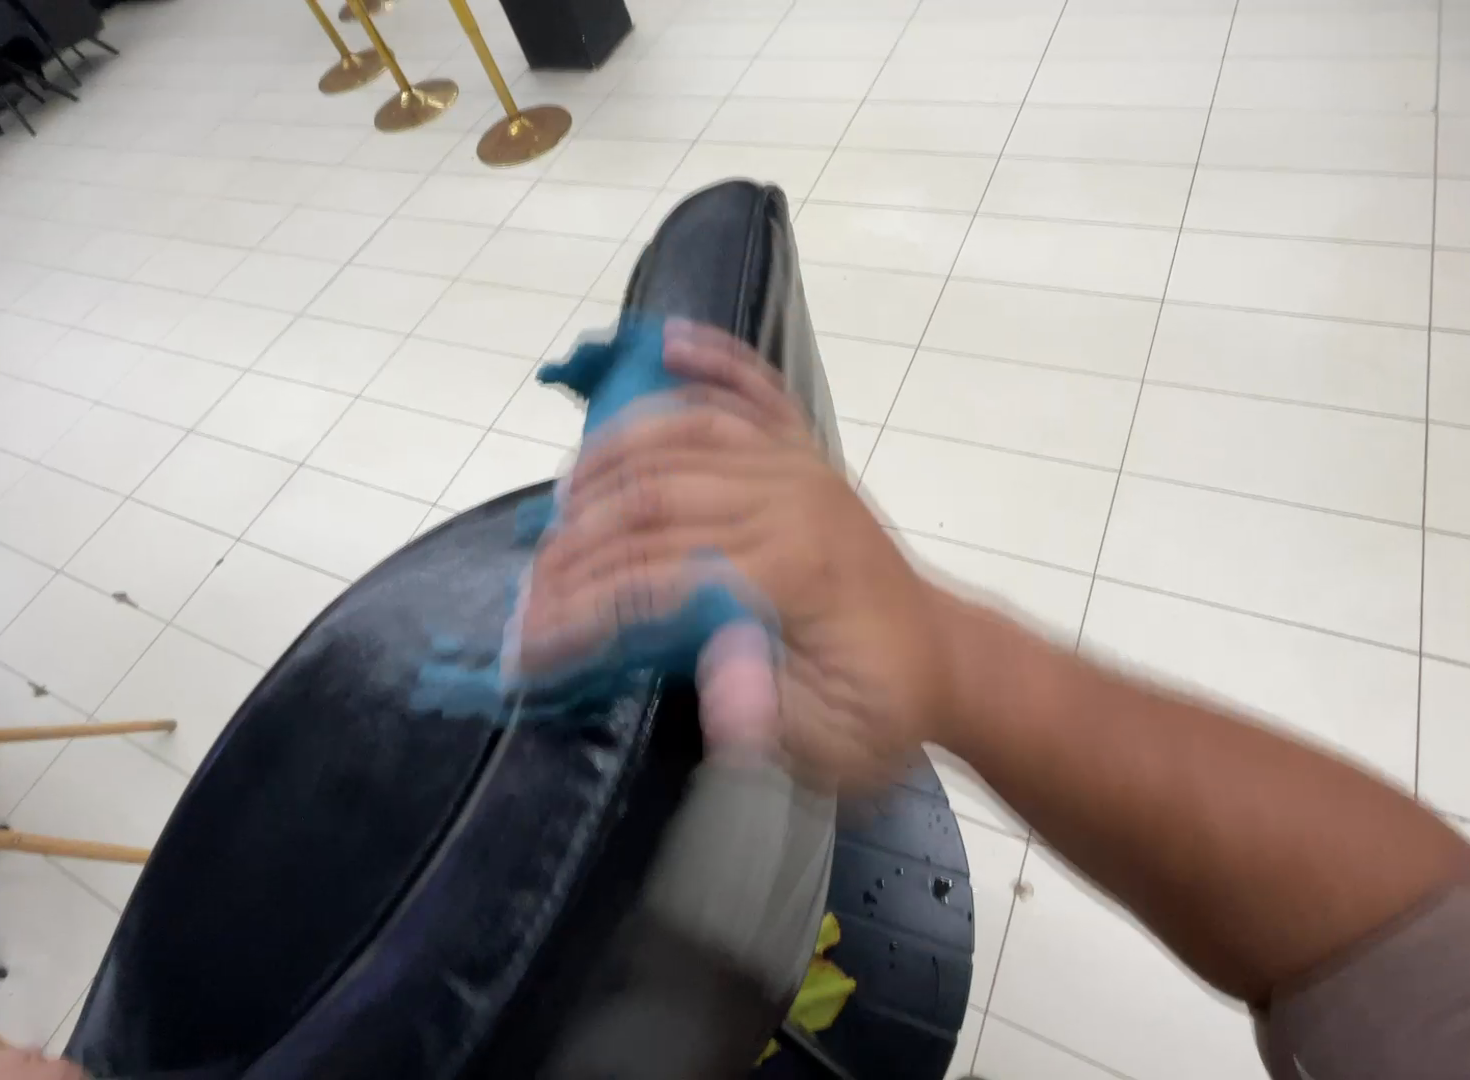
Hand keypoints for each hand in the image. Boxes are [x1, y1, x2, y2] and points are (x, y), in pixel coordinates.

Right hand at [521, 321, 955, 787]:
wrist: (944, 657)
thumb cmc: (880, 706)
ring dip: (609, 460)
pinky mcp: (809, 455)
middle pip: (652, 503)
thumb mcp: (828, 739)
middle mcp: (791, 499)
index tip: (524, 647)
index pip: (655, 581)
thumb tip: (706, 673)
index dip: (580, 613)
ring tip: (561, 504)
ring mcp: (801, 467)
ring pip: (682, 437)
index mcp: (793, 571)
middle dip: (576, 546)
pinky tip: (668, 343)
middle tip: (528, 585)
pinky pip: (753, 394)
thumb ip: (764, 710)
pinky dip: (710, 363)